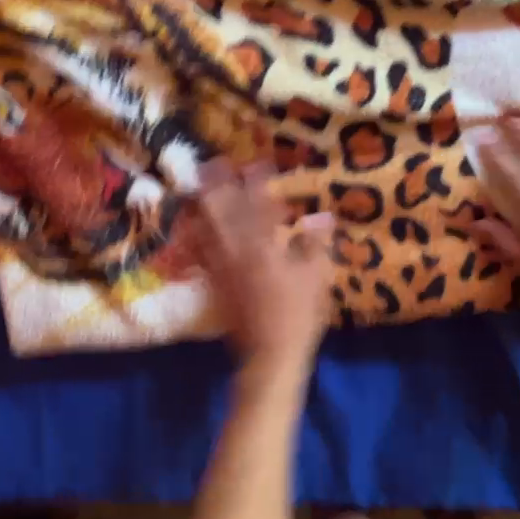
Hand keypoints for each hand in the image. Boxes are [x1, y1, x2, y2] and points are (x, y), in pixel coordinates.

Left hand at [194, 162, 334, 378]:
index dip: (256, 182)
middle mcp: (237, 251)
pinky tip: (196, 225)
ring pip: (206, 227)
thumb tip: (323, 216)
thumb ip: (316, 244)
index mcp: (264, 247)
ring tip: (200, 185)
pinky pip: (201, 250)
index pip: (258, 205)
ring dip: (204, 204)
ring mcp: (222, 267)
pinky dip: (198, 233)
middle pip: (222, 211)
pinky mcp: (214, 282)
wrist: (269, 356)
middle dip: (218, 185)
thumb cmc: (298, 316)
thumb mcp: (316, 277)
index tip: (257, 162)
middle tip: (214, 164)